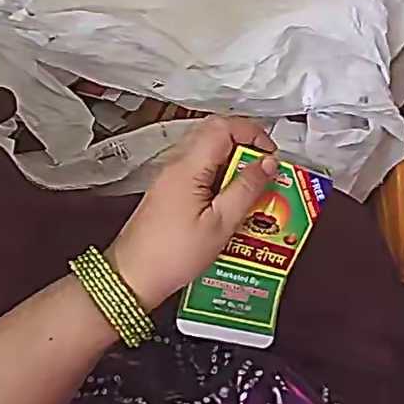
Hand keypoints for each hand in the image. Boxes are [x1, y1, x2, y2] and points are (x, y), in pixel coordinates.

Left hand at [107, 117, 279, 307]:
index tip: (271, 155)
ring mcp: (170, 178)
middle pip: (214, 133)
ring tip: (251, 189)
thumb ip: (246, 189)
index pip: (223, 127)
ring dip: (233, 162)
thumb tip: (268, 163)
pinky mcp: (169, 192)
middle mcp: (176, 165)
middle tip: (264, 170)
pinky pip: (199, 171)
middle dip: (245, 144)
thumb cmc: (173, 255)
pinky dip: (219, 178)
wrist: (133, 277)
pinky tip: (230, 203)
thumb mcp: (220, 225)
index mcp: (188, 167)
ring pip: (207, 152)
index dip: (252, 133)